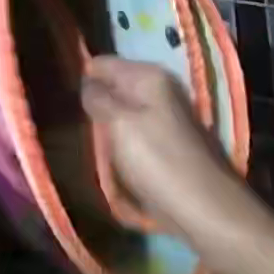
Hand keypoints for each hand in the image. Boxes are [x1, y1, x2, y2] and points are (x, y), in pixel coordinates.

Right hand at [82, 57, 242, 237]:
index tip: (67, 102)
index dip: (83, 80)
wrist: (206, 209)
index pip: (101, 64)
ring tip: (94, 144)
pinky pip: (135, 131)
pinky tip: (115, 158)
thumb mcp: (117, 123)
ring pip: (123, 110)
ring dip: (108, 125)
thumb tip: (87, 82)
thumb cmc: (157, 160)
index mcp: (148, 75)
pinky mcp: (169, 140)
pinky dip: (123, 141)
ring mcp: (167, 114)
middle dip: (96, 103)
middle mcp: (160, 87)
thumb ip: (97, 97)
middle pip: (113, 87)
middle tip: (79, 126)